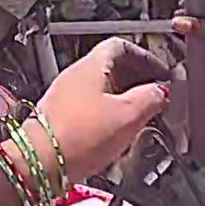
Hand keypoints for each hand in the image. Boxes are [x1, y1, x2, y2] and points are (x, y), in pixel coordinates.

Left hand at [34, 38, 172, 180]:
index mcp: (90, 66)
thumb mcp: (127, 115)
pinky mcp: (63, 115)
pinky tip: (120, 133)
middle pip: (112, 67)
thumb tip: (161, 91)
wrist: (42, 159)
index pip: (120, 46)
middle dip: (139, 81)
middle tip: (157, 97)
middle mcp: (75, 76)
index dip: (146, 57)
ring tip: (143, 117)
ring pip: (104, 88)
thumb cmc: (80, 135)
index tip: (162, 73)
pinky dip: (111, 114)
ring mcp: (67, 95)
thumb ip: (150, 98)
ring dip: (126, 99)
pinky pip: (93, 107)